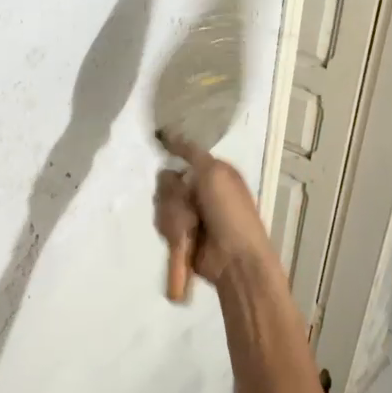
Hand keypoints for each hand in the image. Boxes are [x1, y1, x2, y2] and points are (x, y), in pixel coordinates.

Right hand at [154, 132, 273, 293]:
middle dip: (173, 194)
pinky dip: (171, 229)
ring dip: (174, 214)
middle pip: (166, 180)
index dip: (171, 152)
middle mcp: (198, 189)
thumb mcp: (216, 173)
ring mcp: (188, 212)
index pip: (182, 155)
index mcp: (212, 172)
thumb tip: (170, 135)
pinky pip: (161, 221)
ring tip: (191, 227)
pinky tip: (184, 238)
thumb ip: (191, 152)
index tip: (157, 144)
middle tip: (189, 204)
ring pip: (161, 202)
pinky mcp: (179, 233)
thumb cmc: (231, 211)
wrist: (234, 258)